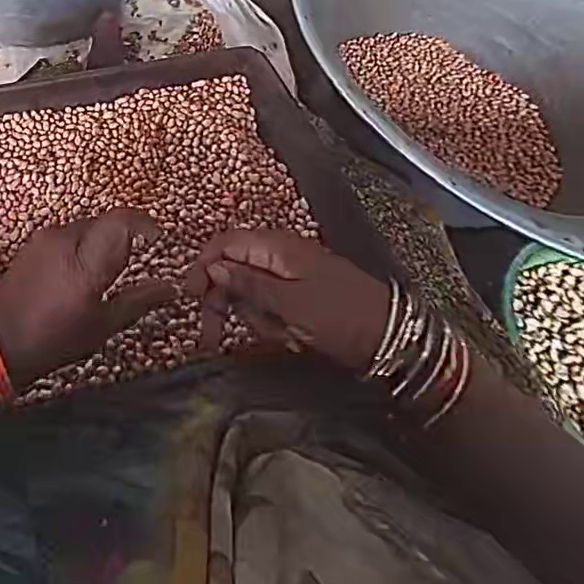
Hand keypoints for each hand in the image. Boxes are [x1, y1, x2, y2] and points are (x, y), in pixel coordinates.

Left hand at [0, 210, 177, 388]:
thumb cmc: (51, 340)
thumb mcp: (102, 326)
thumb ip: (139, 300)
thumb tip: (169, 288)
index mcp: (85, 263)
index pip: (121, 221)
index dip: (145, 224)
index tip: (158, 239)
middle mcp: (65, 240)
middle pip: (107, 221)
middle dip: (125, 236)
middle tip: (136, 260)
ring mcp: (46, 237)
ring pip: (88, 225)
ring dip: (102, 240)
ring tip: (105, 271)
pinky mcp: (35, 241)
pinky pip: (69, 233)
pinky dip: (82, 244)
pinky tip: (81, 271)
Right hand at [183, 230, 391, 371]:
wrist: (394, 338)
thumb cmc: (341, 317)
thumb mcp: (291, 303)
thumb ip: (248, 283)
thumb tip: (213, 268)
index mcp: (276, 247)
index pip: (224, 244)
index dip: (202, 267)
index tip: (188, 298)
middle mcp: (279, 255)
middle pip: (232, 269)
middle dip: (224, 301)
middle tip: (213, 336)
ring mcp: (291, 274)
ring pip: (249, 292)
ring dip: (254, 318)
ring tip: (280, 335)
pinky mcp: (300, 294)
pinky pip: (270, 305)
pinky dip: (273, 323)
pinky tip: (291, 337)